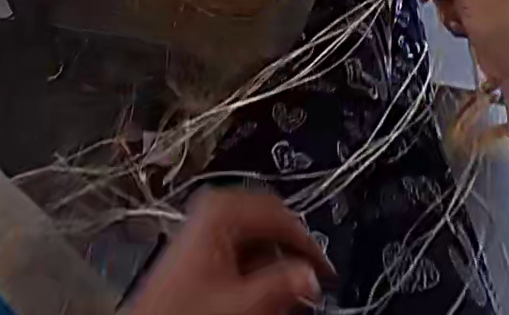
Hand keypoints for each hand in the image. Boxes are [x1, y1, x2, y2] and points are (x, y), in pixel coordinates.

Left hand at [126, 188, 335, 314]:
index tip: (325, 270)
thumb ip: (280, 286)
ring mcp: (206, 221)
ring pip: (256, 235)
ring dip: (275, 262)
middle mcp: (214, 204)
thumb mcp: (238, 303)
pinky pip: (240, 245)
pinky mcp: (200, 241)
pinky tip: (264, 289)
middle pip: (268, 221)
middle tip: (310, 281)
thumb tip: (311, 274)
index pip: (280, 213)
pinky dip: (257, 266)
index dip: (308, 243)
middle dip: (290, 253)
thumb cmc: (183, 312)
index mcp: (222, 206)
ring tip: (288, 291)